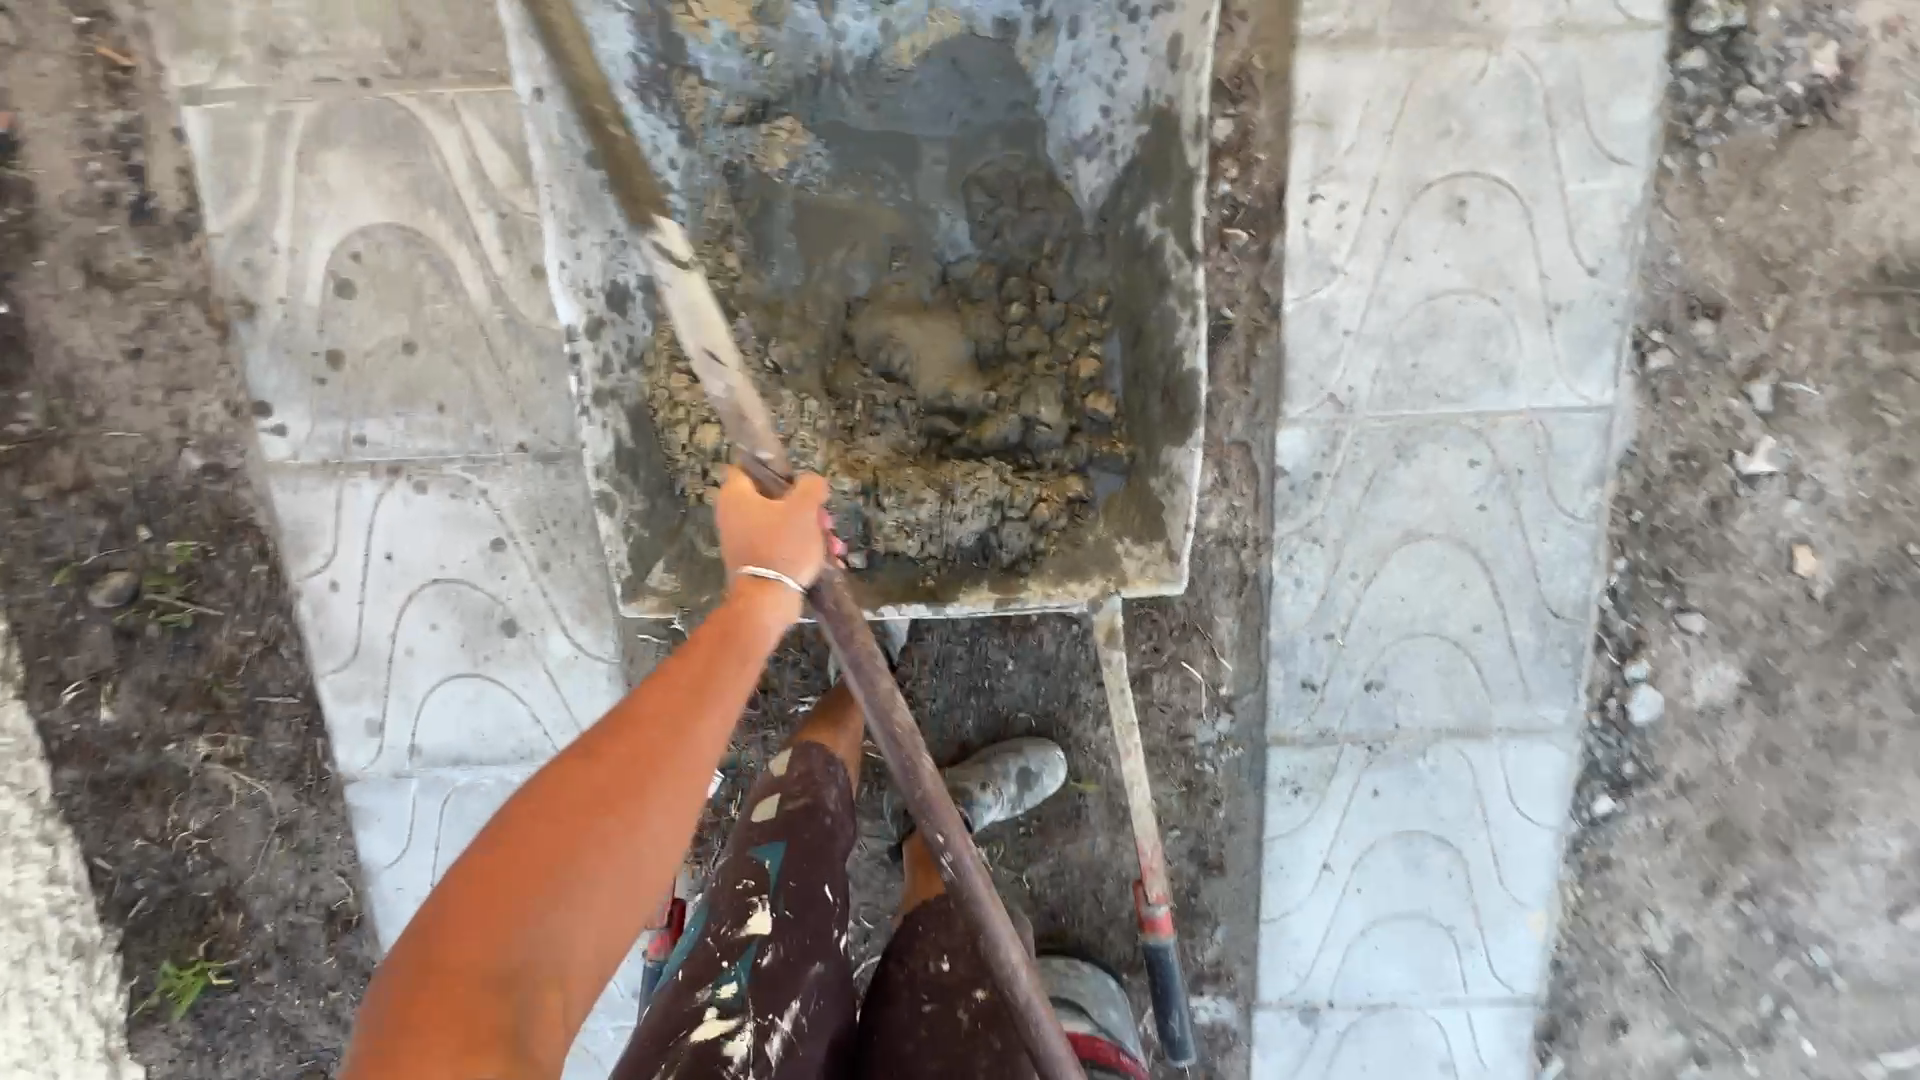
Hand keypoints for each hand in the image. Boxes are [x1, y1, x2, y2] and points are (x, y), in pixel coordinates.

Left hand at [715, 466, 832, 622]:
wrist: (768, 598)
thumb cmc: (783, 545)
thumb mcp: (804, 508)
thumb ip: (811, 486)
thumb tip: (813, 482)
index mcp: (736, 495)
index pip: (747, 467)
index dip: (774, 468)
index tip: (797, 478)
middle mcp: (732, 515)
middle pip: (773, 499)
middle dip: (805, 508)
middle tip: (825, 519)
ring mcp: (742, 540)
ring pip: (780, 524)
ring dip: (809, 531)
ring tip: (833, 545)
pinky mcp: (753, 561)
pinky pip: (779, 546)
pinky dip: (800, 549)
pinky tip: (827, 560)